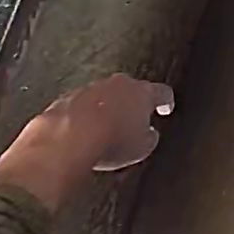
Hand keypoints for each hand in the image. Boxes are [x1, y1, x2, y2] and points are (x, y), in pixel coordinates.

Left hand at [0, 74, 174, 210]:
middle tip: (132, 124)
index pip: (161, 92)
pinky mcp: (68, 97)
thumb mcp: (141, 148)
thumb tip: (148, 136)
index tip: (165, 106)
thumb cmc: (110, 141)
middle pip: (130, 91)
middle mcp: (118, 84)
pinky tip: (83, 135)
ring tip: (105, 134)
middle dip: (132, 105)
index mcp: (142, 93)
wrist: (68, 139)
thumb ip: (149, 138)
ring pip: (104, 97)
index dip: (165, 101)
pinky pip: (82, 106)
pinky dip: (84, 117)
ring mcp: (91, 88)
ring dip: (107, 111)